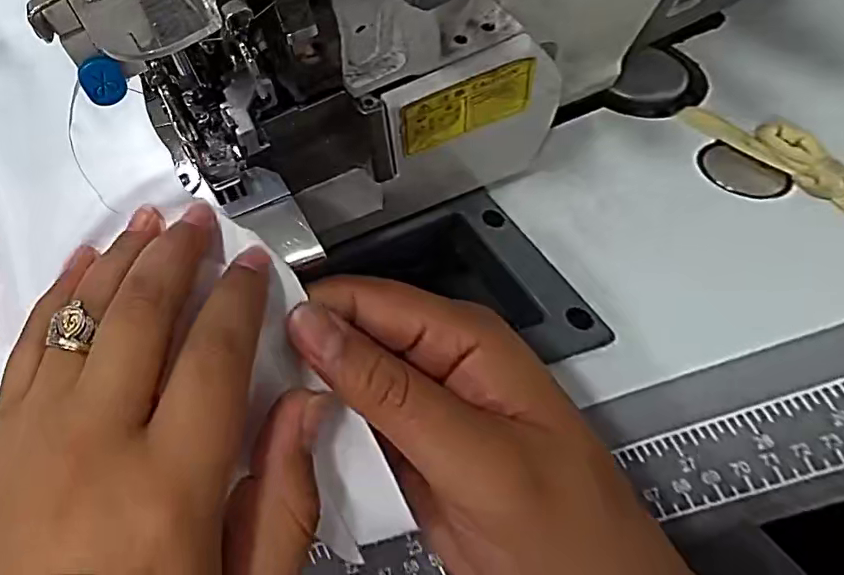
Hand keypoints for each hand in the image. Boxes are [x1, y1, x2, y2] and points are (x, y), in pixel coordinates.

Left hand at [0, 203, 330, 574]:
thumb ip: (278, 503)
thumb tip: (304, 404)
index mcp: (168, 487)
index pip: (214, 357)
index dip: (238, 299)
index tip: (252, 264)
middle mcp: (97, 439)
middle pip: (143, 312)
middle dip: (175, 254)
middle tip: (197, 219)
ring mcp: (38, 425)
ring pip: (84, 308)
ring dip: (119, 255)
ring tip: (148, 221)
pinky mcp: (0, 428)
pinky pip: (30, 338)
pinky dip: (58, 290)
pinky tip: (80, 261)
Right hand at [288, 278, 691, 574]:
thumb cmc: (578, 546)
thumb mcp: (478, 461)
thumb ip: (389, 388)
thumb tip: (312, 324)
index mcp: (462, 337)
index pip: (361, 297)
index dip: (310, 313)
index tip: (264, 337)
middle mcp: (434, 357)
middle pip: (344, 331)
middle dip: (304, 353)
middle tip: (265, 380)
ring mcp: (417, 401)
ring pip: (339, 374)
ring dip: (309, 392)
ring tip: (276, 411)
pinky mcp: (404, 439)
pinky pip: (348, 416)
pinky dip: (323, 425)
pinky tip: (303, 439)